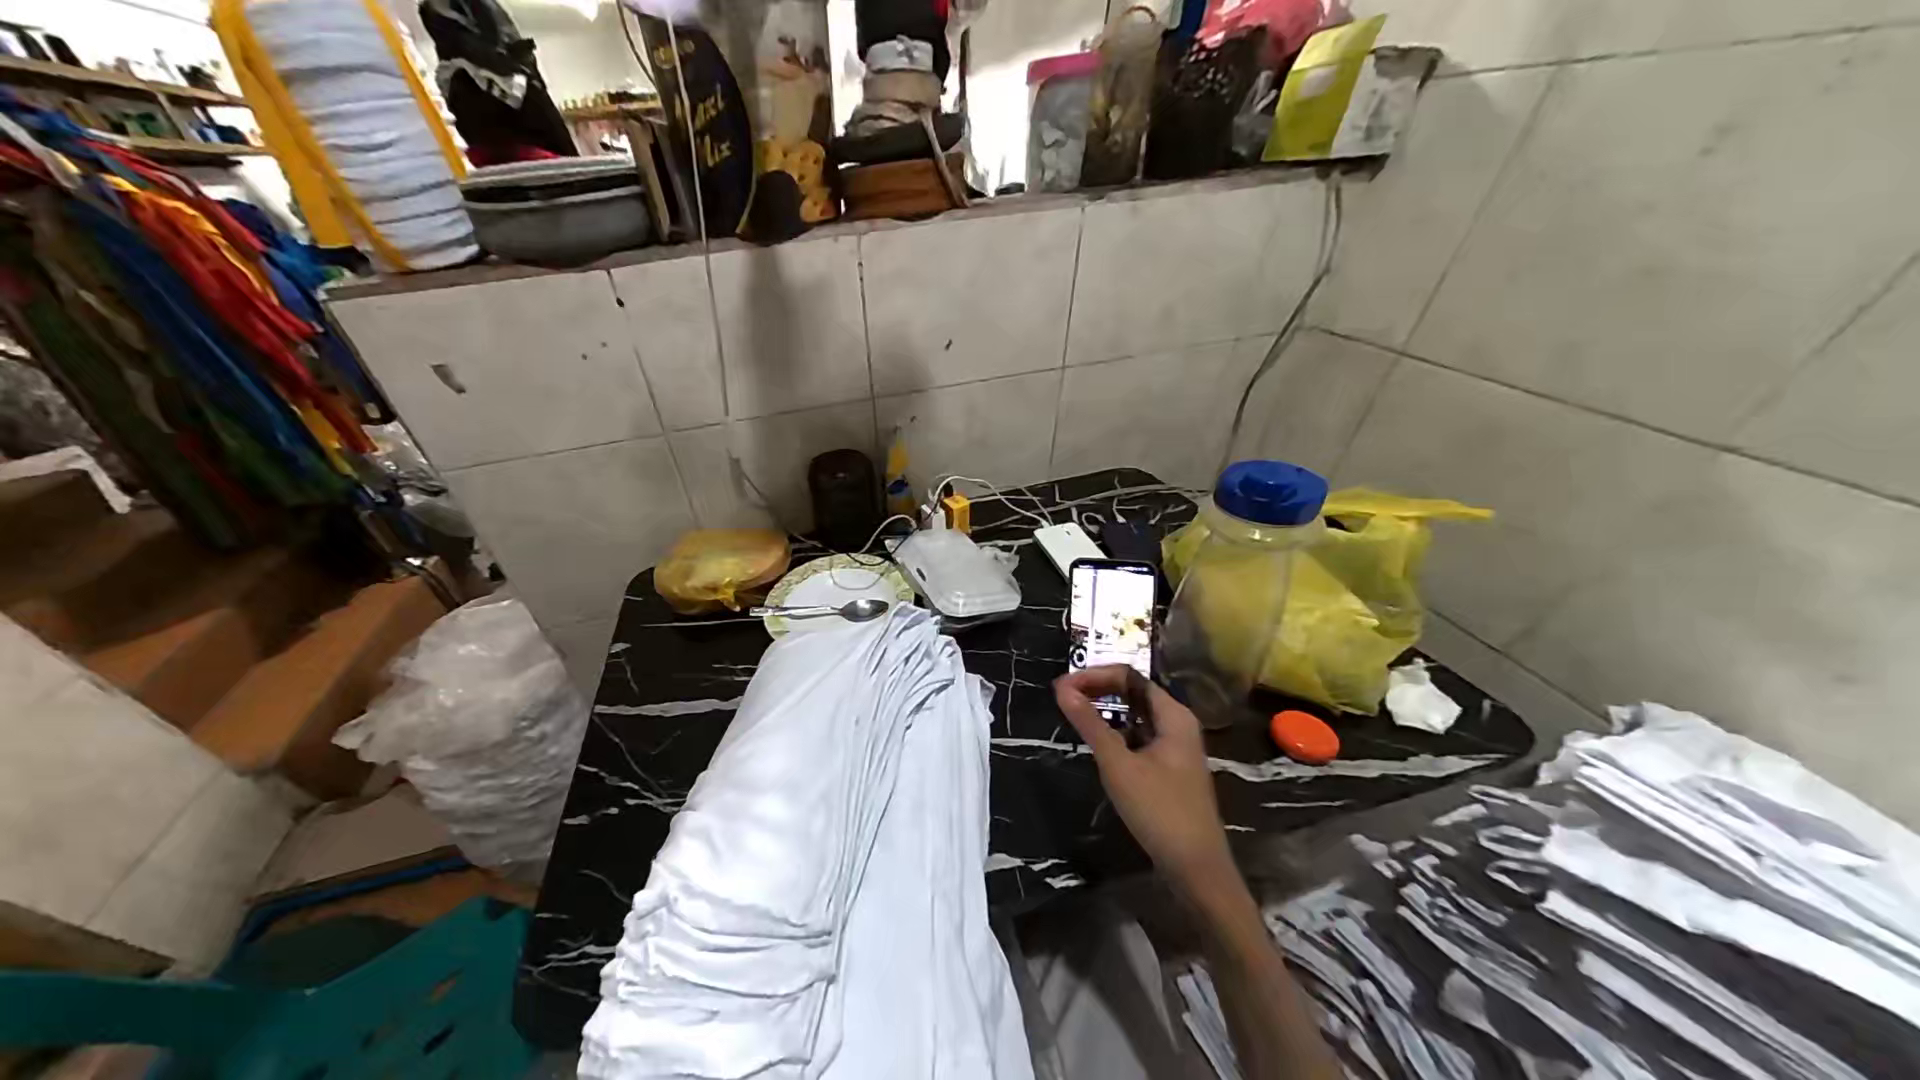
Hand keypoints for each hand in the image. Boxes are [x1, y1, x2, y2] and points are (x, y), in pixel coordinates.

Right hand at [1054, 666, 1234, 893]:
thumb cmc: (1159, 810)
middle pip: (1134, 691)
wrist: (1196, 867)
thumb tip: (1062, 688)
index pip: (1129, 676)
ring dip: (1106, 709)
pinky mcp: (1170, 766)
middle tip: (1063, 698)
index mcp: (1173, 714)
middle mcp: (1178, 723)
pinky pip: (1139, 735)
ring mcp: (1176, 745)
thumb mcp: (1118, 765)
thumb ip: (1090, 724)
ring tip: (1074, 714)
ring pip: (1136, 714)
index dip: (1094, 675)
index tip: (1062, 687)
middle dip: (1098, 689)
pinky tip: (1098, 741)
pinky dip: (1116, 731)